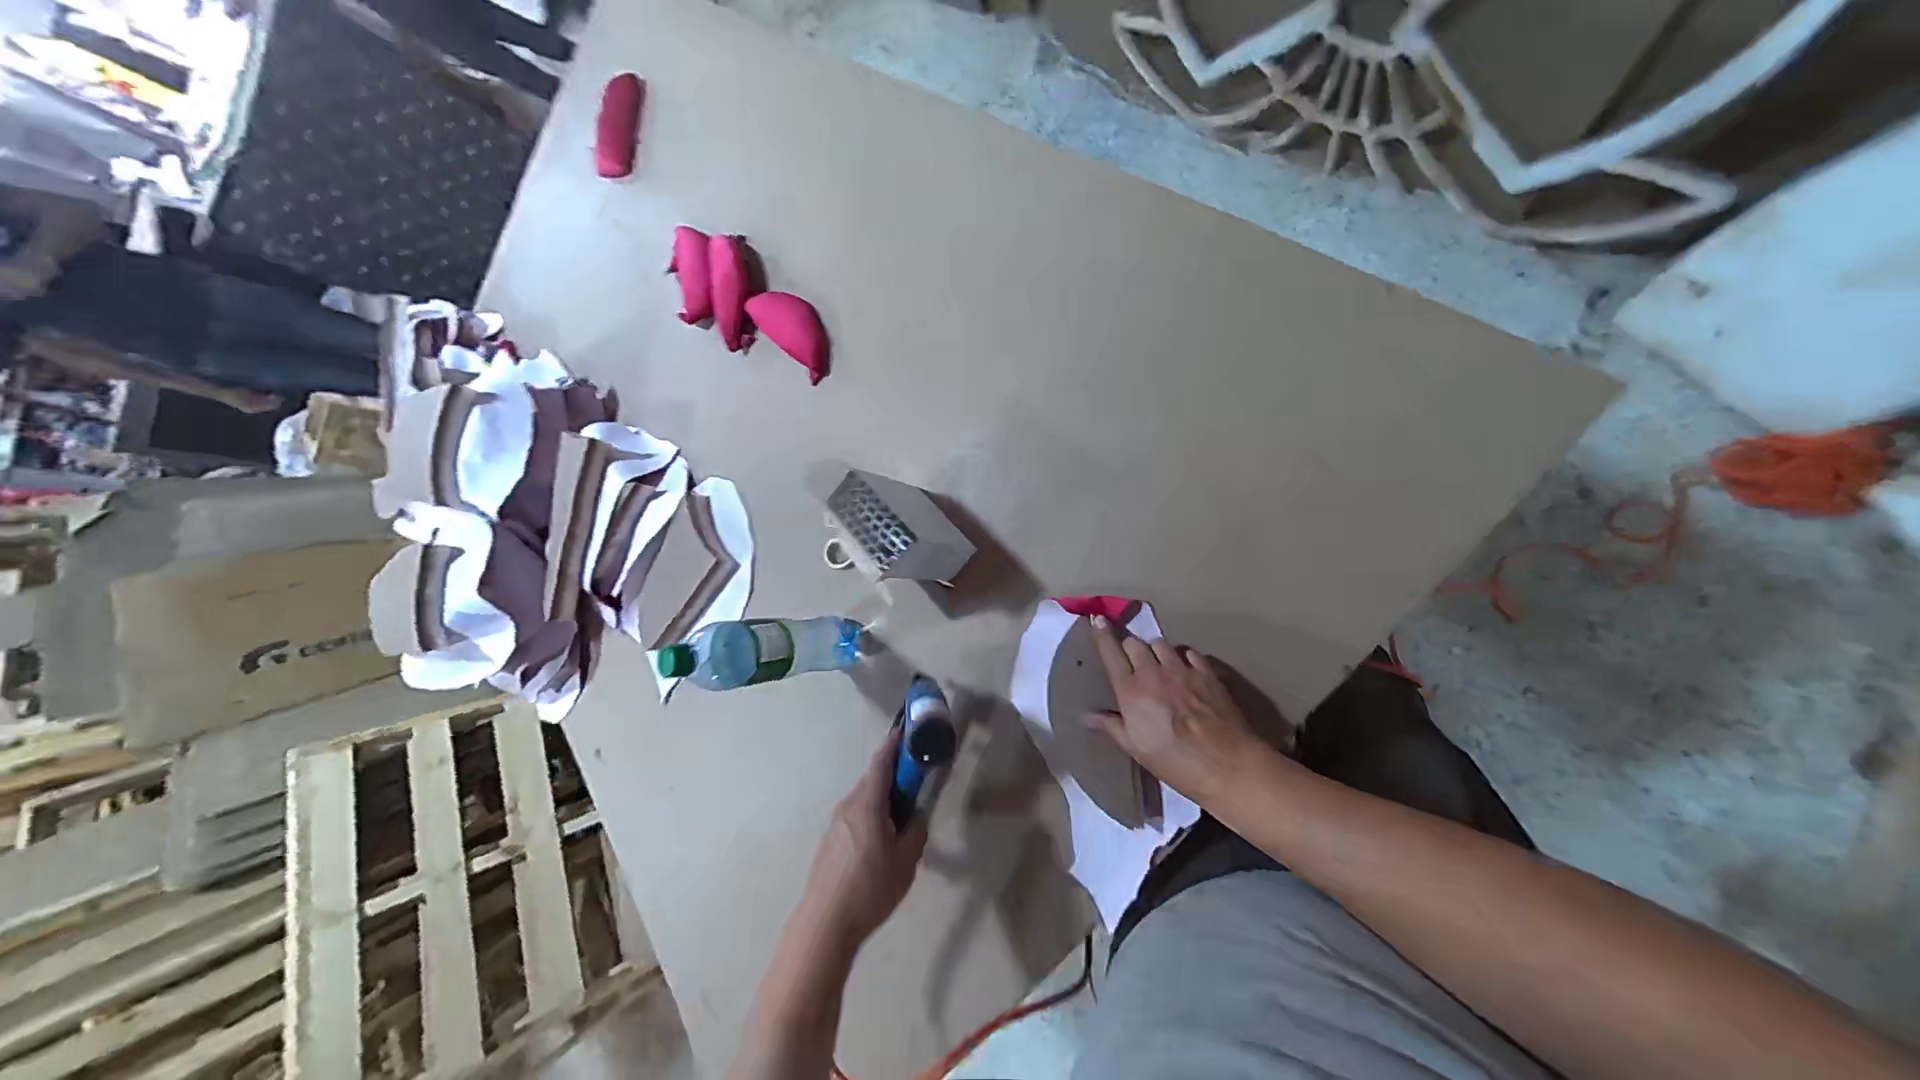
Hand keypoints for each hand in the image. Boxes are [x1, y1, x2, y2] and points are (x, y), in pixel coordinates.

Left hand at [798, 729, 928, 944]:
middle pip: (873, 779)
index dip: (895, 743)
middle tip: (916, 782)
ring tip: (901, 820)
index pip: (881, 761)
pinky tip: (881, 842)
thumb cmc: (871, 887)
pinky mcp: (829, 843)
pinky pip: (855, 817)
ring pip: (864, 800)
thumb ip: (916, 831)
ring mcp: (835, 824)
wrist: (825, 923)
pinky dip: (871, 816)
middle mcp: (848, 806)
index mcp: (867, 803)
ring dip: (883, 799)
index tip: (907, 730)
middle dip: (894, 775)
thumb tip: (915, 816)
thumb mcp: (907, 860)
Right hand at [1085, 614, 1261, 804]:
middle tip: (1133, 661)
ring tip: (1159, 664)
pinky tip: (1186, 669)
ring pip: (1161, 643)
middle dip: (1130, 648)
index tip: (1098, 620)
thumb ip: (1112, 726)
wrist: (1225, 764)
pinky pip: (1190, 652)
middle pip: (1135, 643)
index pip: (1111, 653)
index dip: (1102, 634)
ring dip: (1155, 650)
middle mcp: (1153, 673)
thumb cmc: (1175, 761)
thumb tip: (1088, 716)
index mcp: (1131, 691)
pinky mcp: (1207, 672)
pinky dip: (1183, 657)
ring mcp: (1182, 669)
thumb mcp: (1136, 749)